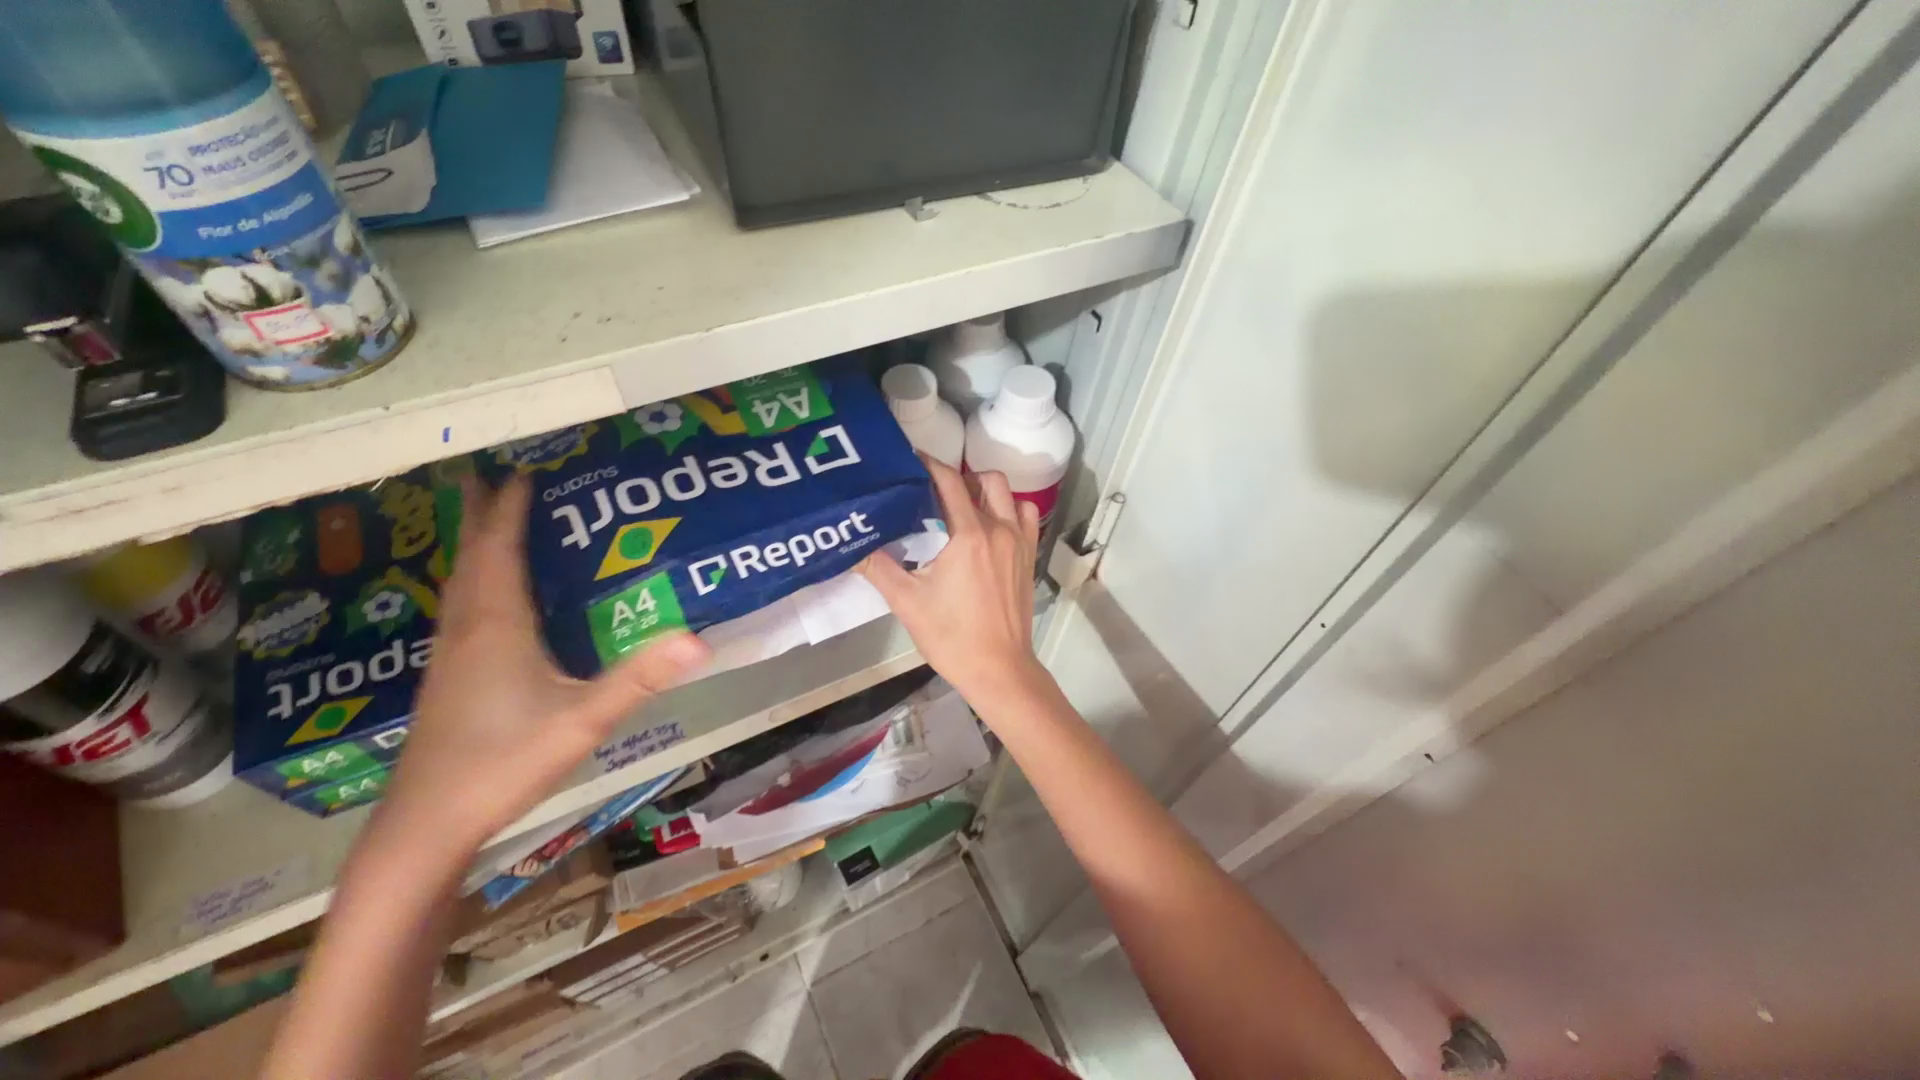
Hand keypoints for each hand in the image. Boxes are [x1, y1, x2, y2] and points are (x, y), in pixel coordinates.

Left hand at [376, 475, 710, 858]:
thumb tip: (698, 641)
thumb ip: (638, 679)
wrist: (428, 821)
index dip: (509, 509)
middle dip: (480, 515)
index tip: (519, 471)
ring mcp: (450, 655)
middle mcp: (468, 629)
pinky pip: (460, 610)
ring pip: (460, 584)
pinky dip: (472, 583)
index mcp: (497, 625)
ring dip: (472, 547)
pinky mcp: (446, 680)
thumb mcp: (582, 720)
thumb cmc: (504, 761)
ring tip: (484, 524)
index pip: (501, 549)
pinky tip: (484, 601)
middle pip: (472, 557)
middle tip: (486, 477)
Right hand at [858, 458, 1049, 709]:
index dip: (928, 464)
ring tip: (960, 506)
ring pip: (1007, 495)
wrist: (998, 669)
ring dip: (984, 491)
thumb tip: (850, 545)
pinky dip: (1009, 511)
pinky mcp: (1029, 557)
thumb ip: (877, 567)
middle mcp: (999, 529)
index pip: (948, 481)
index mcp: (968, 535)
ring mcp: (1019, 542)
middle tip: (932, 490)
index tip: (909, 461)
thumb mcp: (907, 601)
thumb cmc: (951, 636)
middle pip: (983, 480)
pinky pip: (1025, 517)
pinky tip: (989, 526)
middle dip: (958, 476)